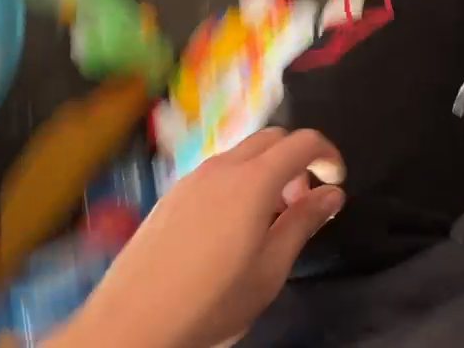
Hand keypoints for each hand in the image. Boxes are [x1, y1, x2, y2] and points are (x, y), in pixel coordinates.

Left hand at [54, 128, 345, 347]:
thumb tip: (333, 193)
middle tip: (301, 203)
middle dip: (296, 159)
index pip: (303, 141)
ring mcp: (192, 178)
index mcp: (254, 180)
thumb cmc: (209, 301)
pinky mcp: (170, 195)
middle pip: (273, 138)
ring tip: (265, 221)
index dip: (328, 154)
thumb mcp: (269, 272)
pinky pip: (216, 171)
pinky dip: (238, 181)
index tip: (336, 181)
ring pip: (242, 153)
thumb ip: (304, 224)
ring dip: (266, 170)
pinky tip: (228, 228)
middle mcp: (223, 166)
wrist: (127, 326)